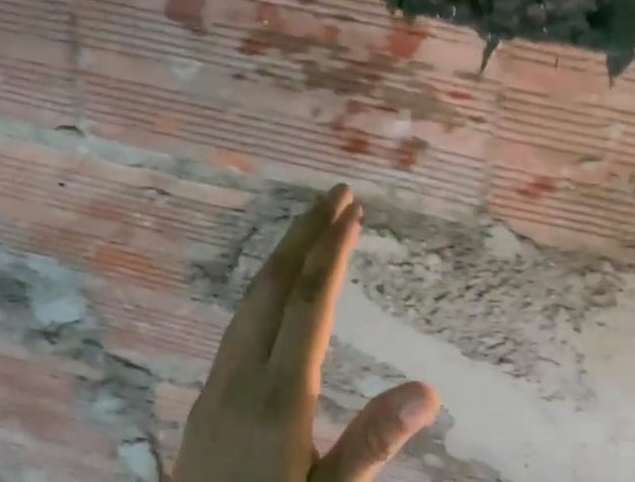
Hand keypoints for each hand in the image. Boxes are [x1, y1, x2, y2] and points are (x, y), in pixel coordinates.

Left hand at [169, 184, 439, 481]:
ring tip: (313, 225)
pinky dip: (266, 286)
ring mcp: (216, 386)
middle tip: (337, 192)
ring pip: (249, 300)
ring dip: (283, 255)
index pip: (308, 304)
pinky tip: (278, 290)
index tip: (353, 209)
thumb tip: (429, 390)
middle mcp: (241, 378)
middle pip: (272, 286)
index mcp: (277, 398)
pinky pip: (239, 321)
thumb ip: (372, 441)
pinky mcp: (206, 400)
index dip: (332, 251)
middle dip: (305, 232)